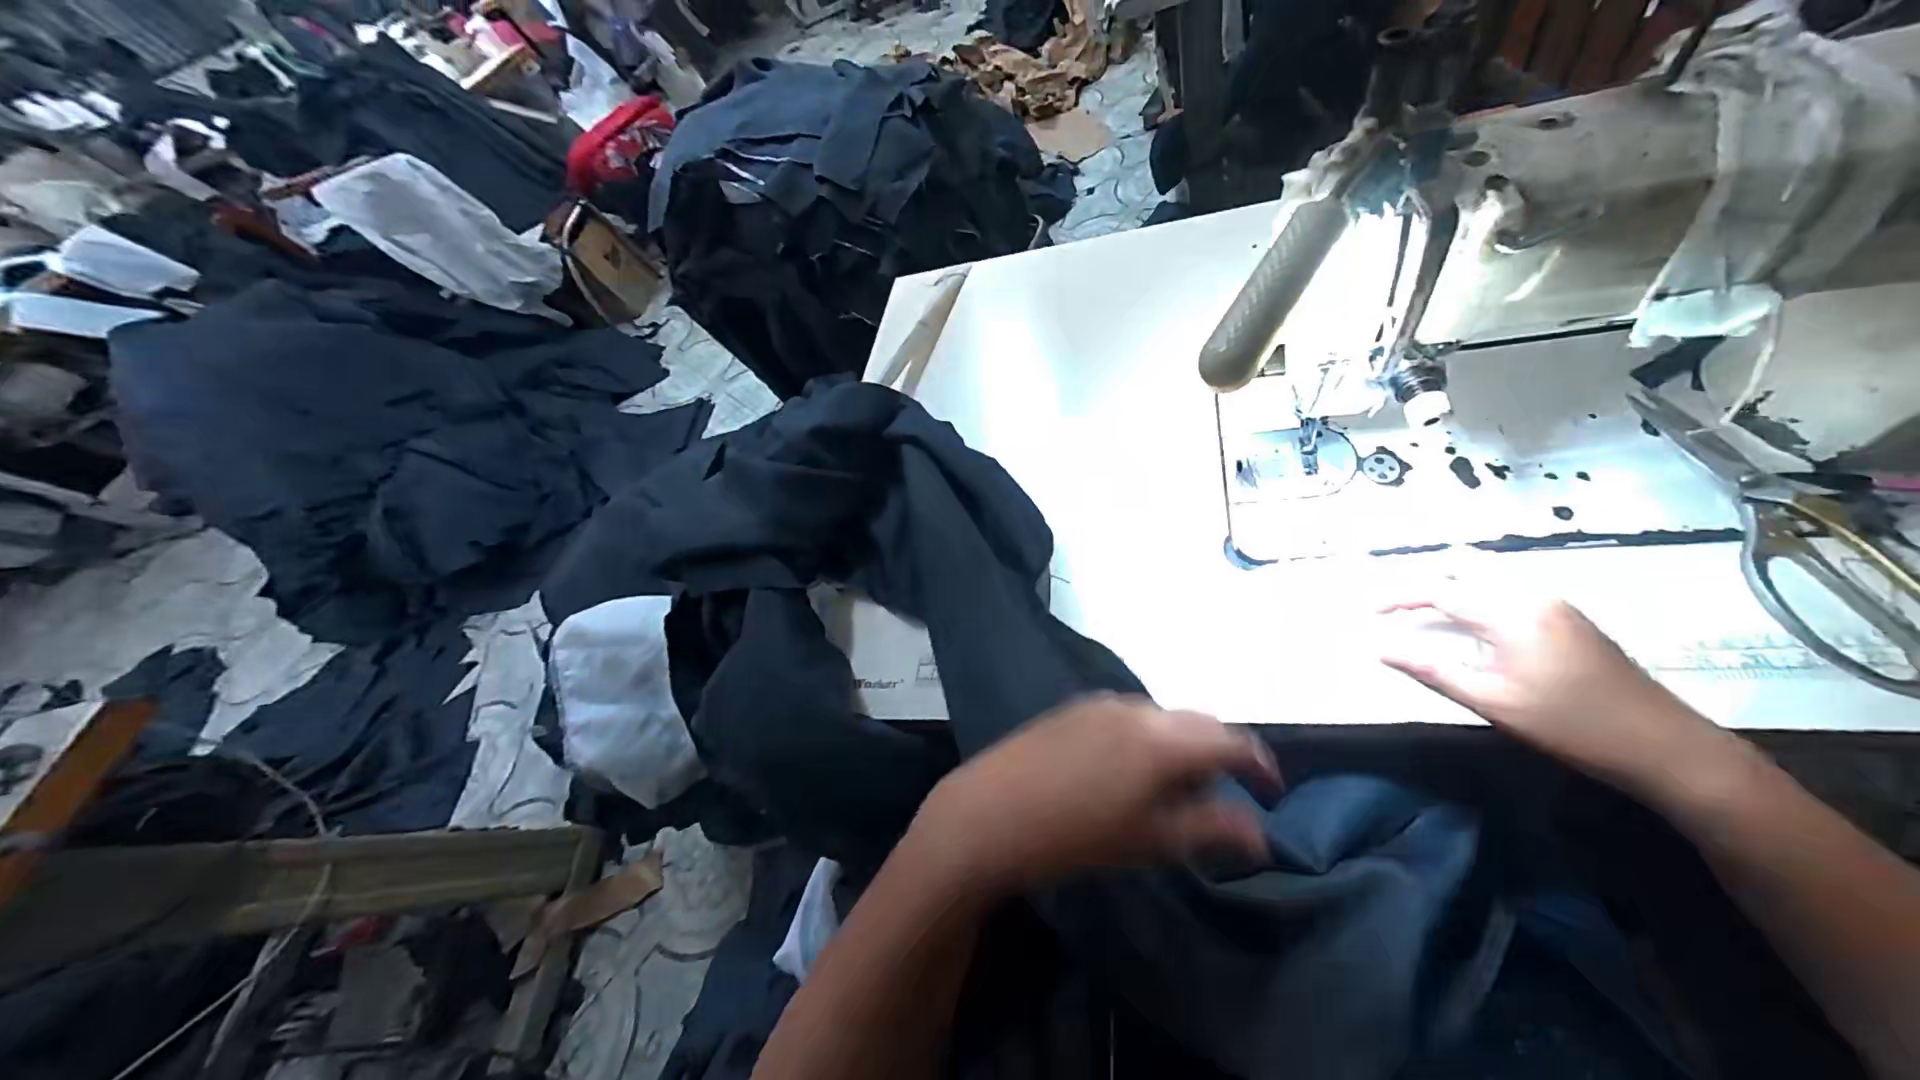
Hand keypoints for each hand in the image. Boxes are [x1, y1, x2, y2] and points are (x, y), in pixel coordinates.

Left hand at [905, 695, 1279, 895]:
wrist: (987, 813)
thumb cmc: (1073, 836)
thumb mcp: (1149, 840)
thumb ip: (1211, 828)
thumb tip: (1262, 832)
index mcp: (1162, 738)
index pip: (1230, 740)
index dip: (1259, 764)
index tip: (1272, 791)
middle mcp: (1136, 708)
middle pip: (1197, 723)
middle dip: (1217, 754)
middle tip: (1216, 798)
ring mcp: (1099, 702)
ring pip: (1161, 717)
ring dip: (1178, 745)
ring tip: (1168, 789)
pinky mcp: (1071, 707)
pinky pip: (1127, 715)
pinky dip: (1145, 736)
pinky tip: (1125, 770)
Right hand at [1378, 596, 1736, 794]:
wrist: (1667, 746)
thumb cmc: (1571, 726)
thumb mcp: (1492, 702)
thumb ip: (1432, 670)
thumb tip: (1380, 648)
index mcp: (1512, 613)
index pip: (1440, 591)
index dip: (1398, 598)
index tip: (1369, 612)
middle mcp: (1533, 597)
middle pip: (1465, 570)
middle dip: (1421, 583)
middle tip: (1391, 606)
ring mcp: (1555, 605)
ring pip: (1487, 580)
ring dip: (1448, 590)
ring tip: (1418, 614)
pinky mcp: (1567, 619)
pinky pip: (1507, 594)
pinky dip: (1474, 600)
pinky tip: (1465, 624)